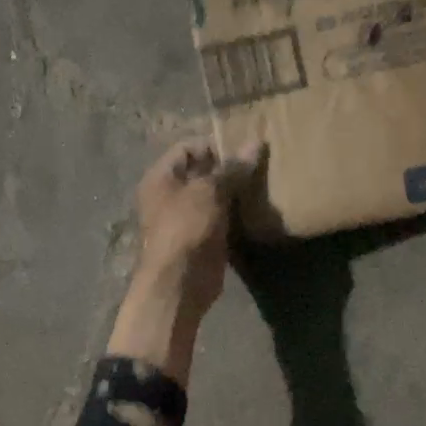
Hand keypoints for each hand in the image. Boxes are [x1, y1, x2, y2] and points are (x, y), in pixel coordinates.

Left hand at [134, 138, 262, 314]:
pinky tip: (260, 209)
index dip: (214, 144)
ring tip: (265, 183)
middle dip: (229, 169)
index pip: (188, 148)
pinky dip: (238, 216)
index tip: (245, 146)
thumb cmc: (186, 227)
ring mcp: (187, 220)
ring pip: (215, 198)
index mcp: (161, 177)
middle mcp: (170, 196)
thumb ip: (233, 169)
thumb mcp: (209, 191)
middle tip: (261, 164)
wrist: (180, 282)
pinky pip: (223, 220)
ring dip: (237, 193)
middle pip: (202, 174)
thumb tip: (257, 143)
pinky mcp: (203, 240)